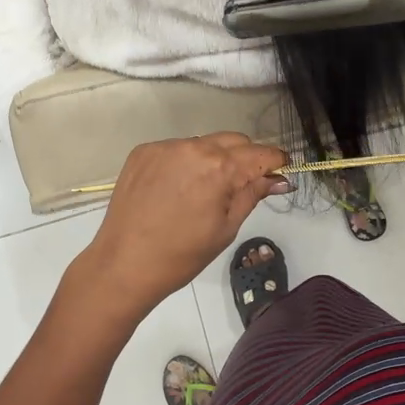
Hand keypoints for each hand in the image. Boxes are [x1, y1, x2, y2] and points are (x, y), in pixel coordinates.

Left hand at [71, 134, 290, 324]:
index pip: (260, 153)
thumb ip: (252, 194)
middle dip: (245, 158)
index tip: (281, 172)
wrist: (123, 264)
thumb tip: (279, 179)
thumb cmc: (181, 255)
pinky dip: (184, 162)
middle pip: (234, 141)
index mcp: (219, 168)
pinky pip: (176, 149)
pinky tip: (176, 189)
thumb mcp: (226, 228)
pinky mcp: (143, 152)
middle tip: (243, 186)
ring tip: (203, 191)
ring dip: (213, 159)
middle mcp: (193, 147)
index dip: (276, 162)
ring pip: (204, 143)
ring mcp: (165, 147)